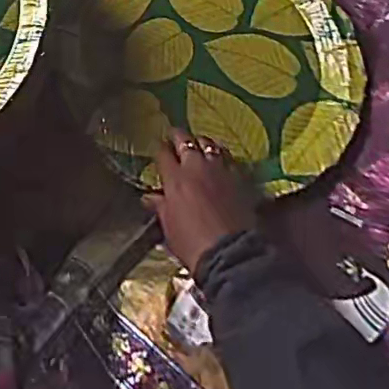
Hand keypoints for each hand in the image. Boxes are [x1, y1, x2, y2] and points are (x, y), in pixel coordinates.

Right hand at [144, 128, 258, 271]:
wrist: (230, 252)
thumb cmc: (193, 244)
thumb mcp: (170, 227)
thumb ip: (160, 207)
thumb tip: (150, 197)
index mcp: (175, 179)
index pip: (163, 153)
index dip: (160, 148)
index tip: (159, 147)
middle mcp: (195, 166)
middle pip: (184, 140)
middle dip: (177, 136)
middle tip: (174, 136)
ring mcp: (218, 168)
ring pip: (207, 142)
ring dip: (200, 141)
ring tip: (198, 143)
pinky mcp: (238, 175)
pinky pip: (227, 156)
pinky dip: (221, 153)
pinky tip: (220, 156)